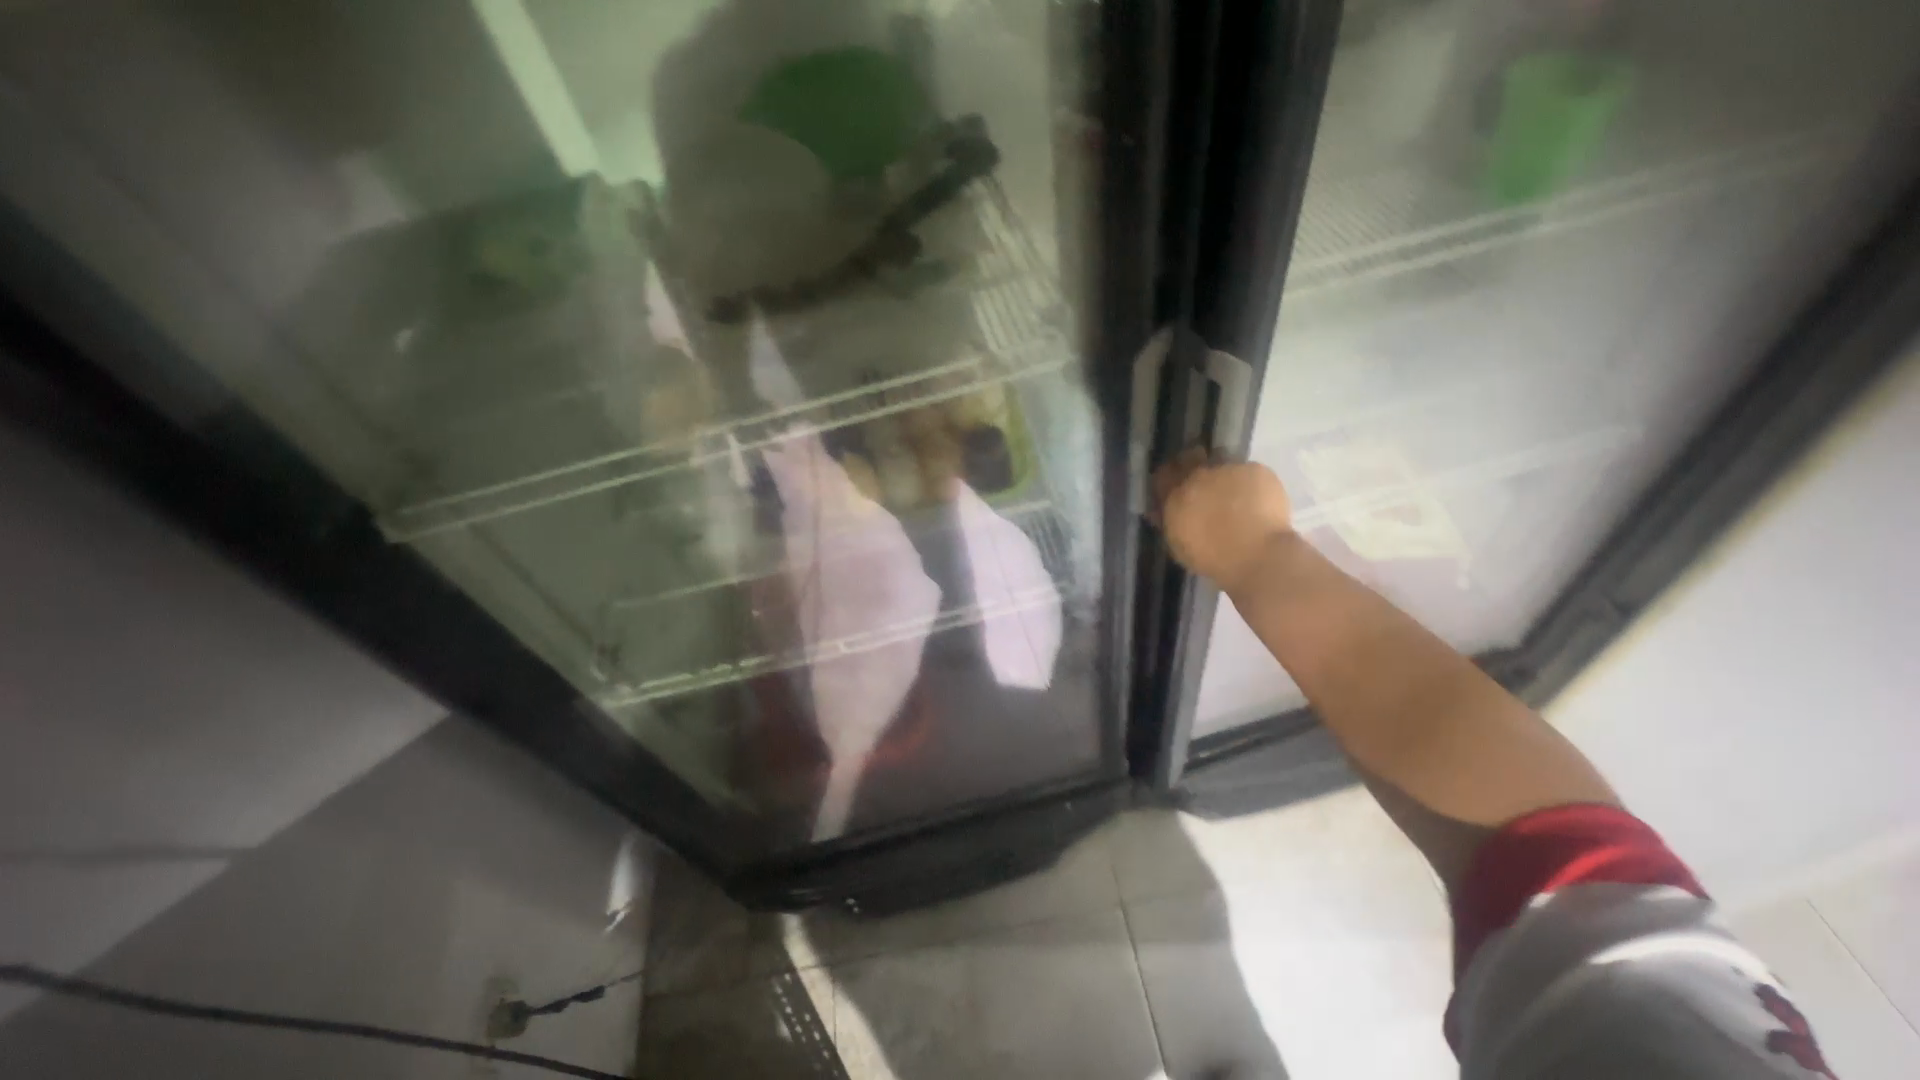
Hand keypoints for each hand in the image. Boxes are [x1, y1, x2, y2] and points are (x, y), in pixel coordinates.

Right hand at [1151, 448, 1295, 594]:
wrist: (1258, 554)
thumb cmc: (1214, 558)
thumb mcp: (1179, 544)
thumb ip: (1171, 520)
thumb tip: (1164, 509)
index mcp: (1176, 495)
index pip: (1163, 474)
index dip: (1169, 478)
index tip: (1174, 486)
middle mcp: (1199, 474)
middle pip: (1190, 457)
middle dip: (1193, 464)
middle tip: (1204, 483)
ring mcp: (1228, 468)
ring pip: (1221, 461)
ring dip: (1223, 472)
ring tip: (1234, 493)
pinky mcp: (1256, 470)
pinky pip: (1249, 471)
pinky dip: (1250, 482)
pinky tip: (1257, 500)